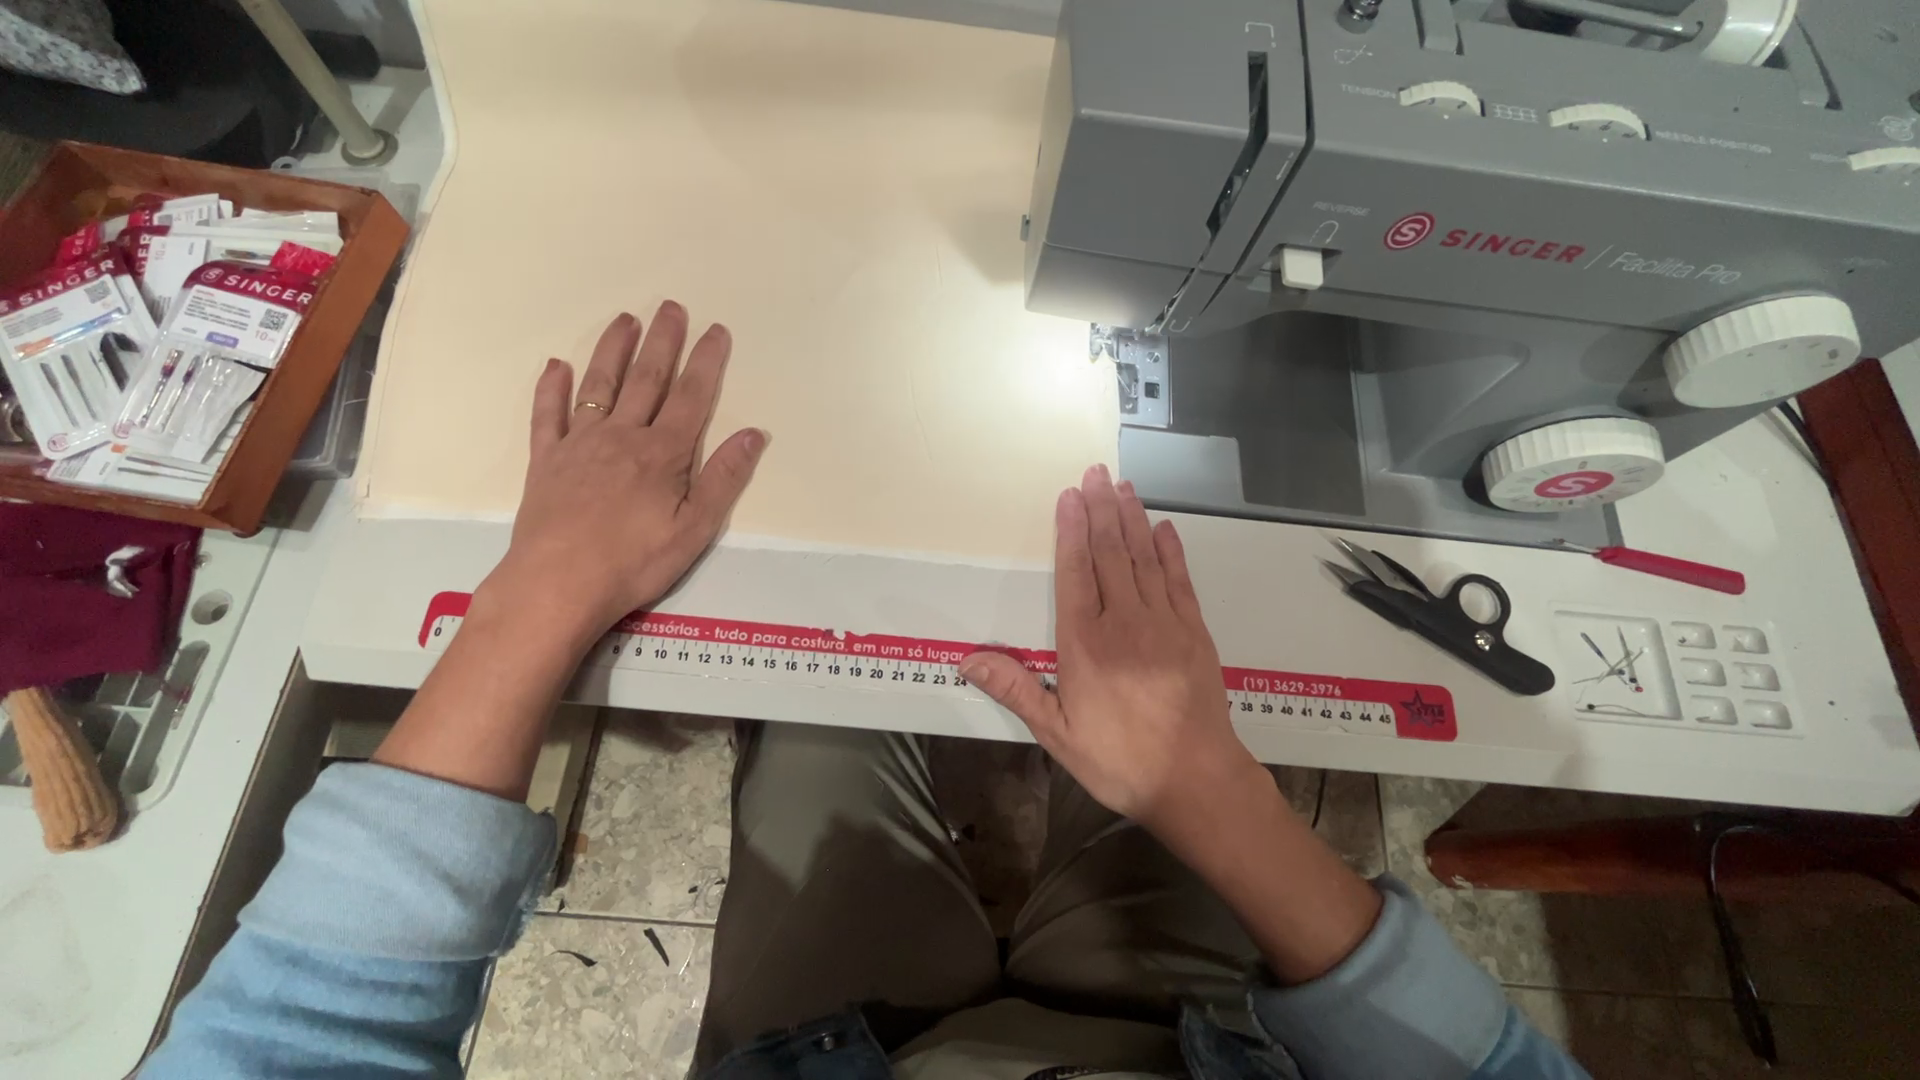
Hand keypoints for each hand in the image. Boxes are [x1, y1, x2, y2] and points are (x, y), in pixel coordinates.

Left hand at [490, 301, 766, 634]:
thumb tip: (754, 433)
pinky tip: (556, 366)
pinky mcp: (545, 460)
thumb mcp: (695, 528)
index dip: (706, 362)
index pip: (692, 398)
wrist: (558, 583)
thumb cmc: (634, 561)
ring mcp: (579, 445)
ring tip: (625, 319)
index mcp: (663, 454)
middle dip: (662, 342)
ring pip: (599, 386)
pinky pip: (548, 415)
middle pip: (646, 380)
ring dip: (613, 350)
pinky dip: (552, 388)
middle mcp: (622, 436)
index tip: (716, 330)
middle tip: (671, 307)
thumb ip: (724, 478)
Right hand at [960, 465, 1263, 831]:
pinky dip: (1171, 551)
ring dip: (1132, 519)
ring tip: (1123, 486)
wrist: (1197, 781)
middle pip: (1110, 554)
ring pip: (1145, 558)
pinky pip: (1180, 581)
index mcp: (1086, 643)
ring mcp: (1165, 623)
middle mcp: (1125, 621)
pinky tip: (1164, 528)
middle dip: (1101, 510)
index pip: (1076, 572)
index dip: (1071, 530)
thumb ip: (1016, 690)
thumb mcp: (1058, 734)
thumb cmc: (1120, 760)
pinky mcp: (1194, 632)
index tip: (1069, 496)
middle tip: (1096, 471)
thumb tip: (967, 659)